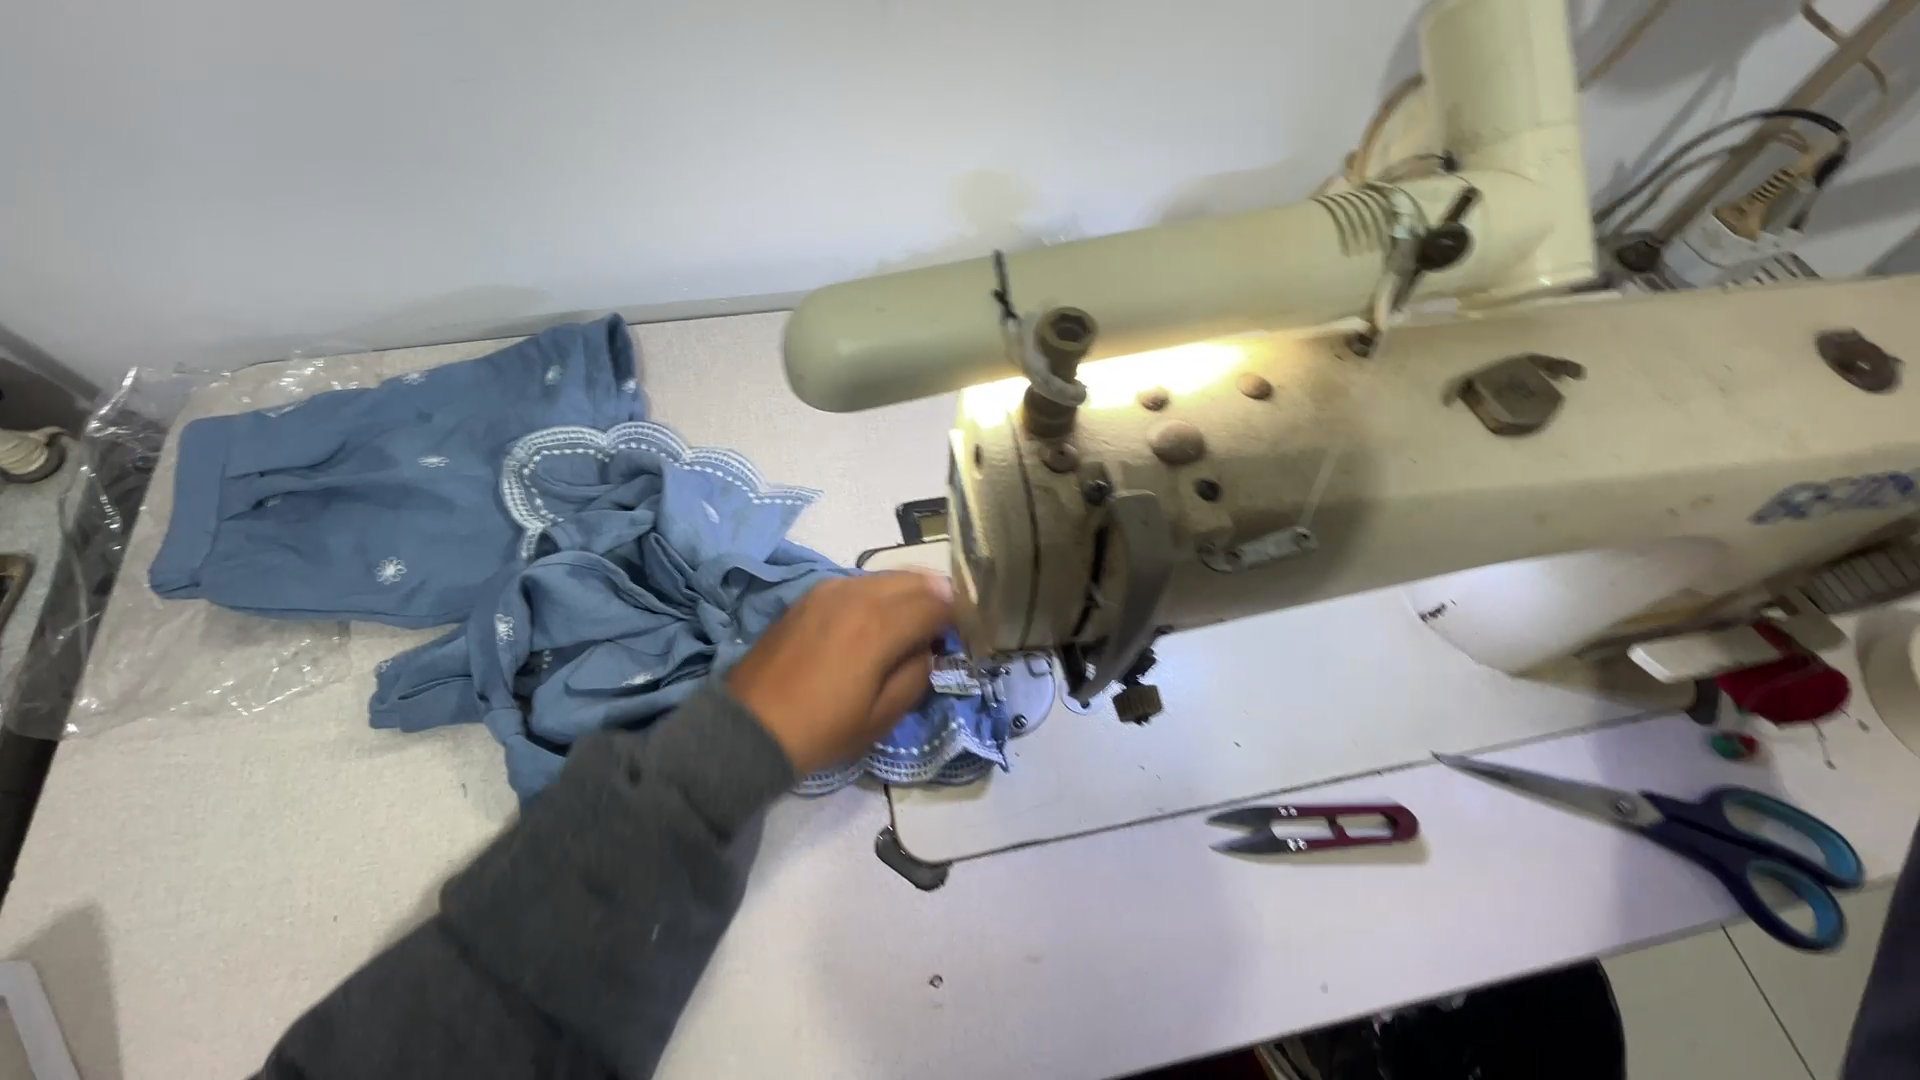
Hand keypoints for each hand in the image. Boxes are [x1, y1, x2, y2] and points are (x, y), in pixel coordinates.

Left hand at [728, 571, 952, 775]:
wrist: (749, 727)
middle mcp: (857, 595)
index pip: (937, 603)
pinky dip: (879, 594)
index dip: (959, 616)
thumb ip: (916, 675)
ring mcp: (829, 590)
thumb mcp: (881, 717)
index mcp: (879, 626)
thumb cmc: (820, 730)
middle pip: (915, 580)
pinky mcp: (809, 595)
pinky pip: (858, 583)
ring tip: (914, 621)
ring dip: (909, 592)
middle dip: (938, 597)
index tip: (966, 634)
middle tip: (946, 624)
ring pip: (886, 576)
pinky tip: (878, 619)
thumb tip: (927, 649)